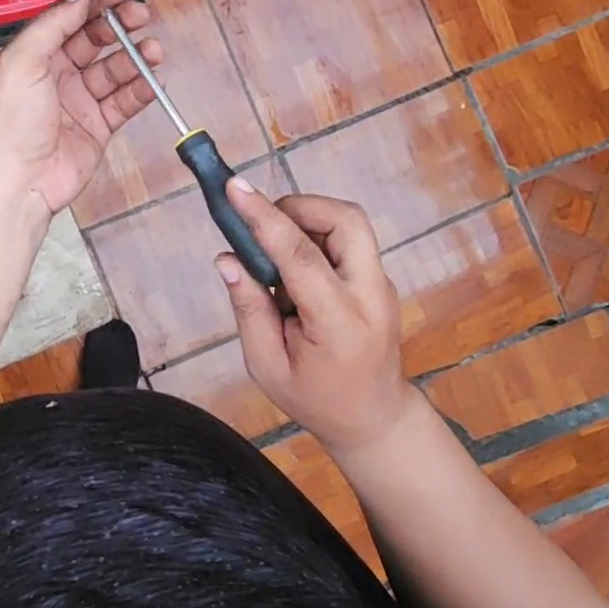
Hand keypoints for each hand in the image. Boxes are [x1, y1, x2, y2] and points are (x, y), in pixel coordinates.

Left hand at [0, 0, 160, 213]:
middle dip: (119, 25)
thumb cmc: (9, 127)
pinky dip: (141, 89)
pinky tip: (152, 79)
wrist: (20, 182)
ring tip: (152, 48)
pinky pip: (125, 102)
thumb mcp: (22, 61)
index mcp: (33, 56)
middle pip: (95, 40)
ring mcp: (78, 101)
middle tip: (139, 14)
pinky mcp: (97, 127)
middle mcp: (56, 76)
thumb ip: (52, 25)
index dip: (93, 2)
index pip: (68, 19)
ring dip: (135, 56)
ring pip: (114, 70)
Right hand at [217, 187, 420, 456]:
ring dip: (308, 218)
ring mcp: (382, 284)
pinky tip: (291, 269)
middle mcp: (370, 294)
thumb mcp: (267, 367)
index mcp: (339, 323)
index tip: (235, 188)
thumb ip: (249, 310)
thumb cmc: (315, 399)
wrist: (375, 418)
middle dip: (299, 206)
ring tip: (273, 248)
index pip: (301, 256)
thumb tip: (227, 260)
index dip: (265, 218)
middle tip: (262, 223)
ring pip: (350, 222)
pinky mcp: (379, 280)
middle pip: (346, 220)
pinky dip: (315, 236)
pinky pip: (348, 240)